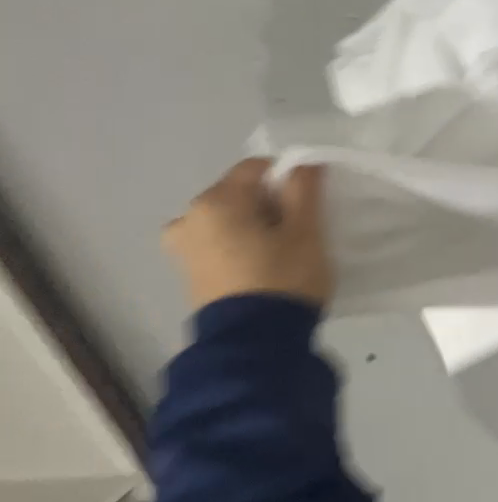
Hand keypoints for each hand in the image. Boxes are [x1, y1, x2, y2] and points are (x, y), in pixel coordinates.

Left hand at [163, 159, 332, 310]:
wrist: (254, 336)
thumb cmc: (285, 277)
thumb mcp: (307, 232)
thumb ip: (303, 191)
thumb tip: (303, 164)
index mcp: (217, 200)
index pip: (257, 168)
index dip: (289, 179)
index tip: (311, 205)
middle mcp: (189, 214)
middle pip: (239, 194)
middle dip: (270, 205)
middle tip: (300, 232)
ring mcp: (182, 243)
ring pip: (228, 219)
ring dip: (253, 226)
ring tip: (280, 252)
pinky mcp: (187, 268)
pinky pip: (217, 242)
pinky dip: (239, 245)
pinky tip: (260, 266)